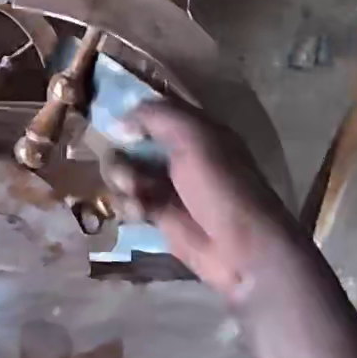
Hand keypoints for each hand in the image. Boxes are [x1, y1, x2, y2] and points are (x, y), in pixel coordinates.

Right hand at [106, 100, 302, 303]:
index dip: (131, 112)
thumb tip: (119, 121)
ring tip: (136, 193)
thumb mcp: (194, 137)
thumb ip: (156, 116)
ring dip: (123, 181)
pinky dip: (128, 204)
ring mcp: (165, 184)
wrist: (241, 248)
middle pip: (130, 142)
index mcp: (193, 129)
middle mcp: (177, 153)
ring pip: (123, 171)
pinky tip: (140, 212)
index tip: (115, 123)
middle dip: (122, 155)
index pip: (154, 109)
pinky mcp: (156, 213)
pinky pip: (126, 199)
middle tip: (128, 169)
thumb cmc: (221, 185)